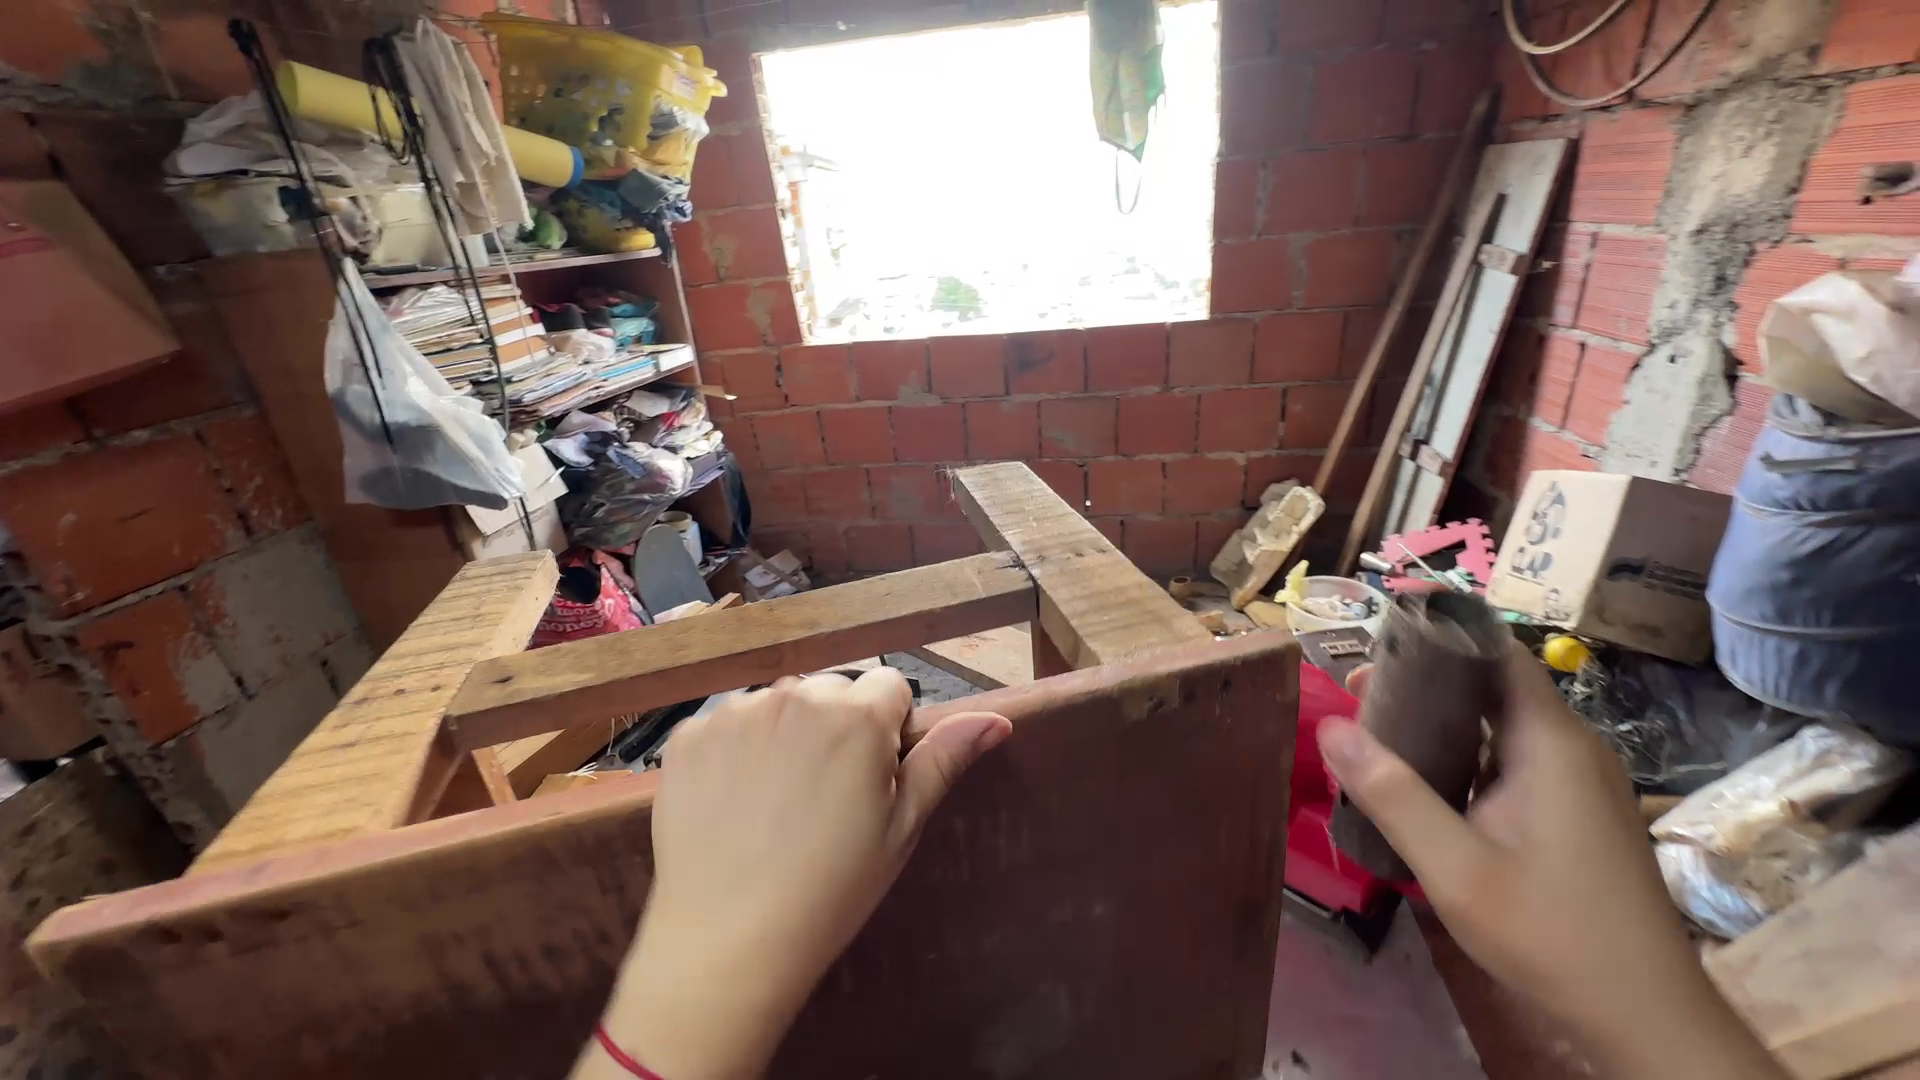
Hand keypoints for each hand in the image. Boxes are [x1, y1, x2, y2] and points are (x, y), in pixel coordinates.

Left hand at [576, 668, 1009, 1079]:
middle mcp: (795, 696)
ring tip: (778, 800)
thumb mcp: (902, 827)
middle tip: (826, 793)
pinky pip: (728, 722)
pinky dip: (737, 748)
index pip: (890, 687)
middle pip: (833, 690)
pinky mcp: (689, 734)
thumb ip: (945, 759)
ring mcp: (736, 712)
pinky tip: (735, 800)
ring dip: (787, 731)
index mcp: (857, 716)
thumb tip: (996, 719)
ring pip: (779, 703)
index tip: (873, 776)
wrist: (728, 944)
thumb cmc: (833, 888)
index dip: (889, 729)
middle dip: (838, 725)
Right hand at [1318, 641, 1785, 1078]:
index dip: (1442, 633)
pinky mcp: (1575, 809)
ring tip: (1375, 729)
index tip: (1381, 634)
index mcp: (1550, 743)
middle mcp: (1571, 747)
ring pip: (1500, 723)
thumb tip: (1329, 726)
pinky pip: (1511, 755)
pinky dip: (1464, 750)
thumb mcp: (1453, 866)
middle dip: (1423, 679)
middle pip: (1492, 685)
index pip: (1499, 653)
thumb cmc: (1550, 932)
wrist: (1646, 1018)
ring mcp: (1578, 780)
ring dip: (1440, 718)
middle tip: (1356, 691)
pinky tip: (1423, 779)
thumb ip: (1391, 793)